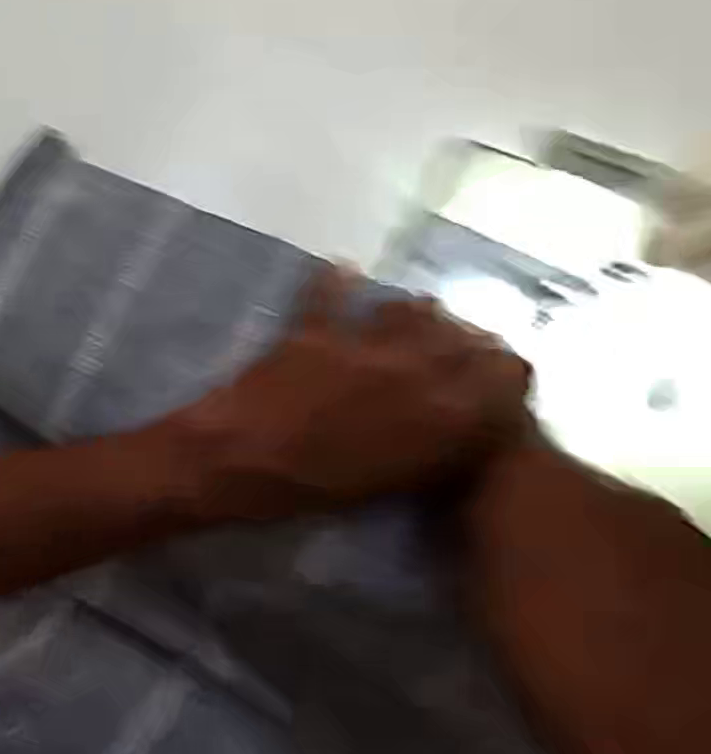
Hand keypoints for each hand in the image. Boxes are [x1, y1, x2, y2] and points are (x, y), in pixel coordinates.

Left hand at [174, 265, 533, 518]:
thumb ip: (445, 439)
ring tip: (399, 309)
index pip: (511, 370)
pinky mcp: (310, 335)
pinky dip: (333, 279)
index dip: (496, 363)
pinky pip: (327, 295)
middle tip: (442, 334)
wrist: (243, 462)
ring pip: (407, 309)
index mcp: (459, 419)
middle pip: (463, 333)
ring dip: (406, 308)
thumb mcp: (406, 476)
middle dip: (457, 332)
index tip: (482, 361)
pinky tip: (340, 267)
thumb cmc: (321, 486)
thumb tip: (466, 412)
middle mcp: (423, 375)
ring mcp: (364, 350)